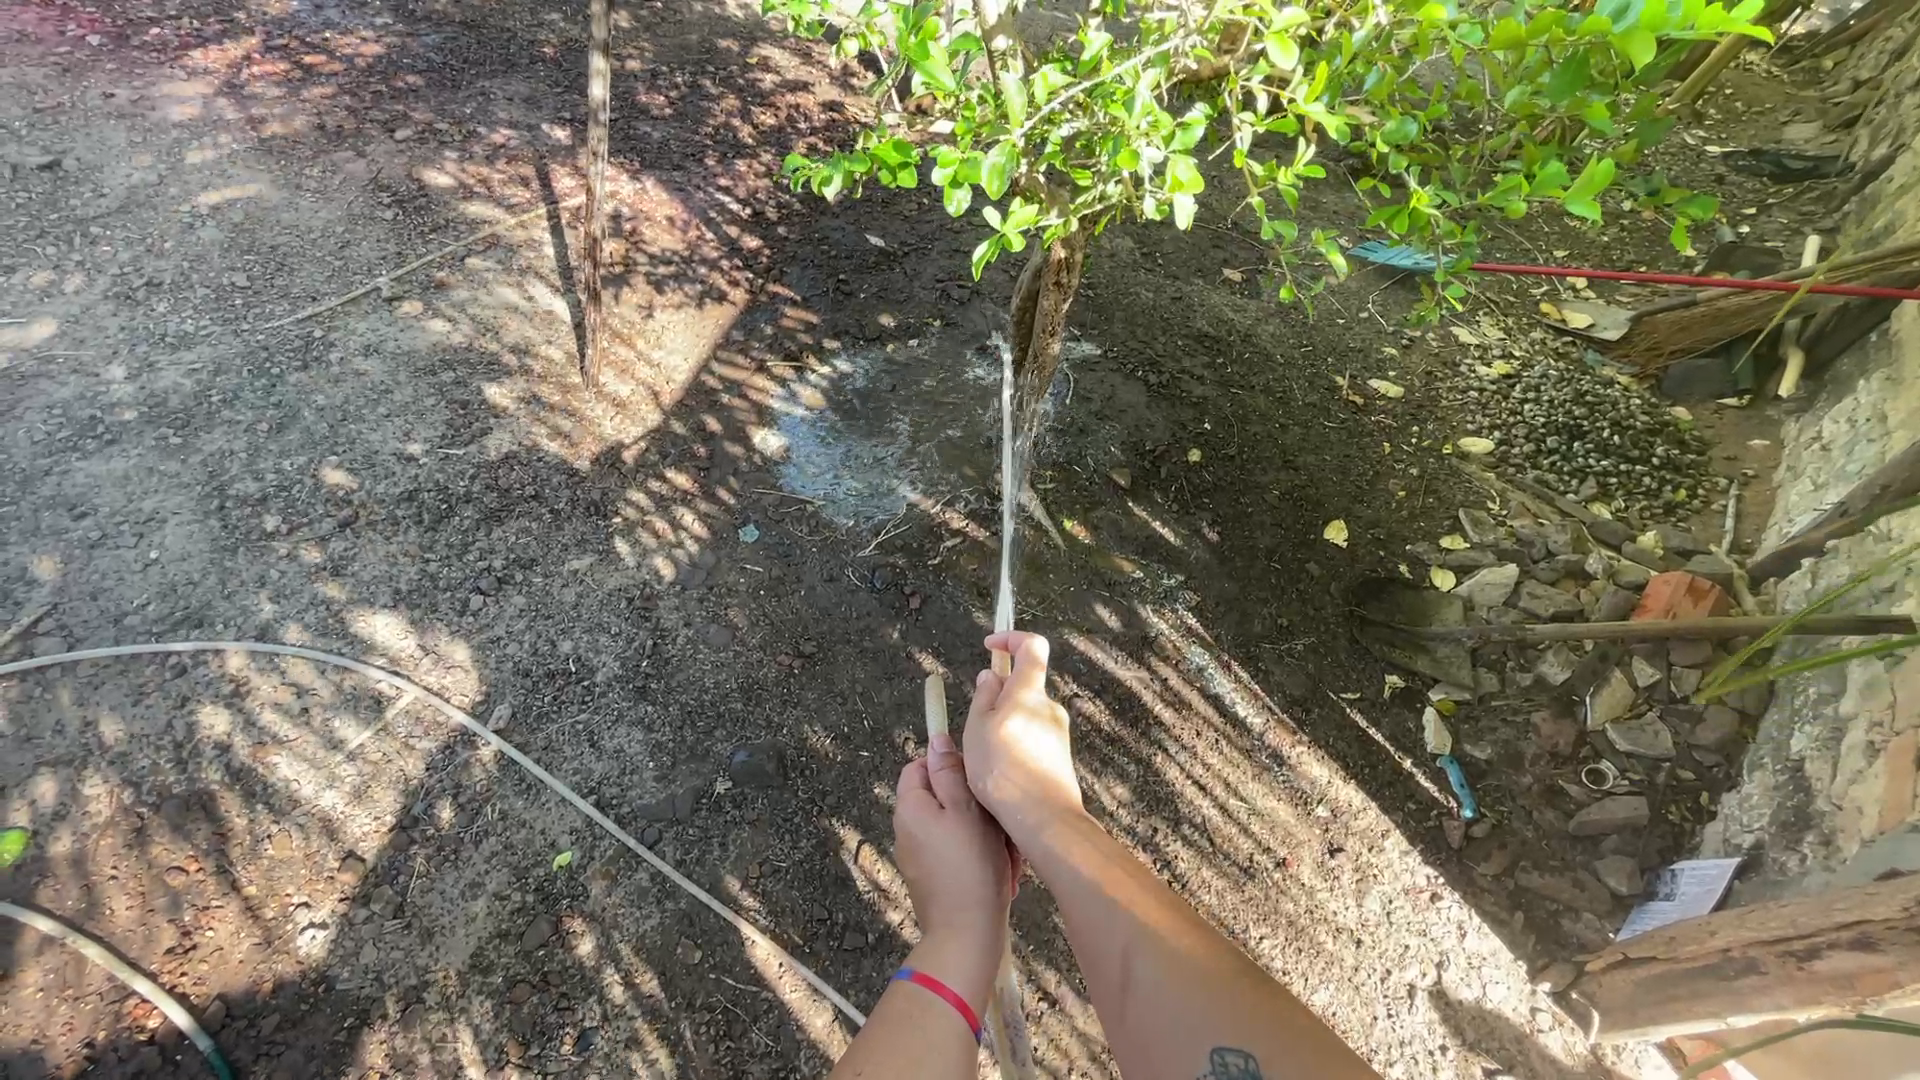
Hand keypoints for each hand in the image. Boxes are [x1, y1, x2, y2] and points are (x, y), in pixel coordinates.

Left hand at [893, 733, 1015, 956]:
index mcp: (910, 808)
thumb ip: (949, 773)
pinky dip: (981, 857)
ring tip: (1006, 853)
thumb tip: (936, 740)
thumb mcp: (965, 810)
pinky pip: (960, 854)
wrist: (967, 938)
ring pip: (958, 827)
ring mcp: (920, 857)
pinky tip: (1003, 873)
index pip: (920, 766)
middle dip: (976, 807)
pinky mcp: (935, 879)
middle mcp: (908, 830)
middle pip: (943, 797)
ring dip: (986, 835)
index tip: (978, 781)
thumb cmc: (970, 868)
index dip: (950, 766)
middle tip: (1000, 824)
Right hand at [963, 632, 1083, 834]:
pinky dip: (1015, 742)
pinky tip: (1002, 769)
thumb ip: (983, 697)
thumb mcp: (977, 728)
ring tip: (986, 754)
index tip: (989, 646)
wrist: (1042, 817)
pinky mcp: (1059, 754)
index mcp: (1029, 692)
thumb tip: (990, 676)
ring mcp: (1058, 731)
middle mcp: (1049, 706)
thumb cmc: (1003, 770)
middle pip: (1024, 685)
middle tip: (977, 723)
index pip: (1032, 646)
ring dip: (1004, 723)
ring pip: (1025, 714)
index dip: (1011, 638)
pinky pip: (1032, 736)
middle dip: (998, 695)